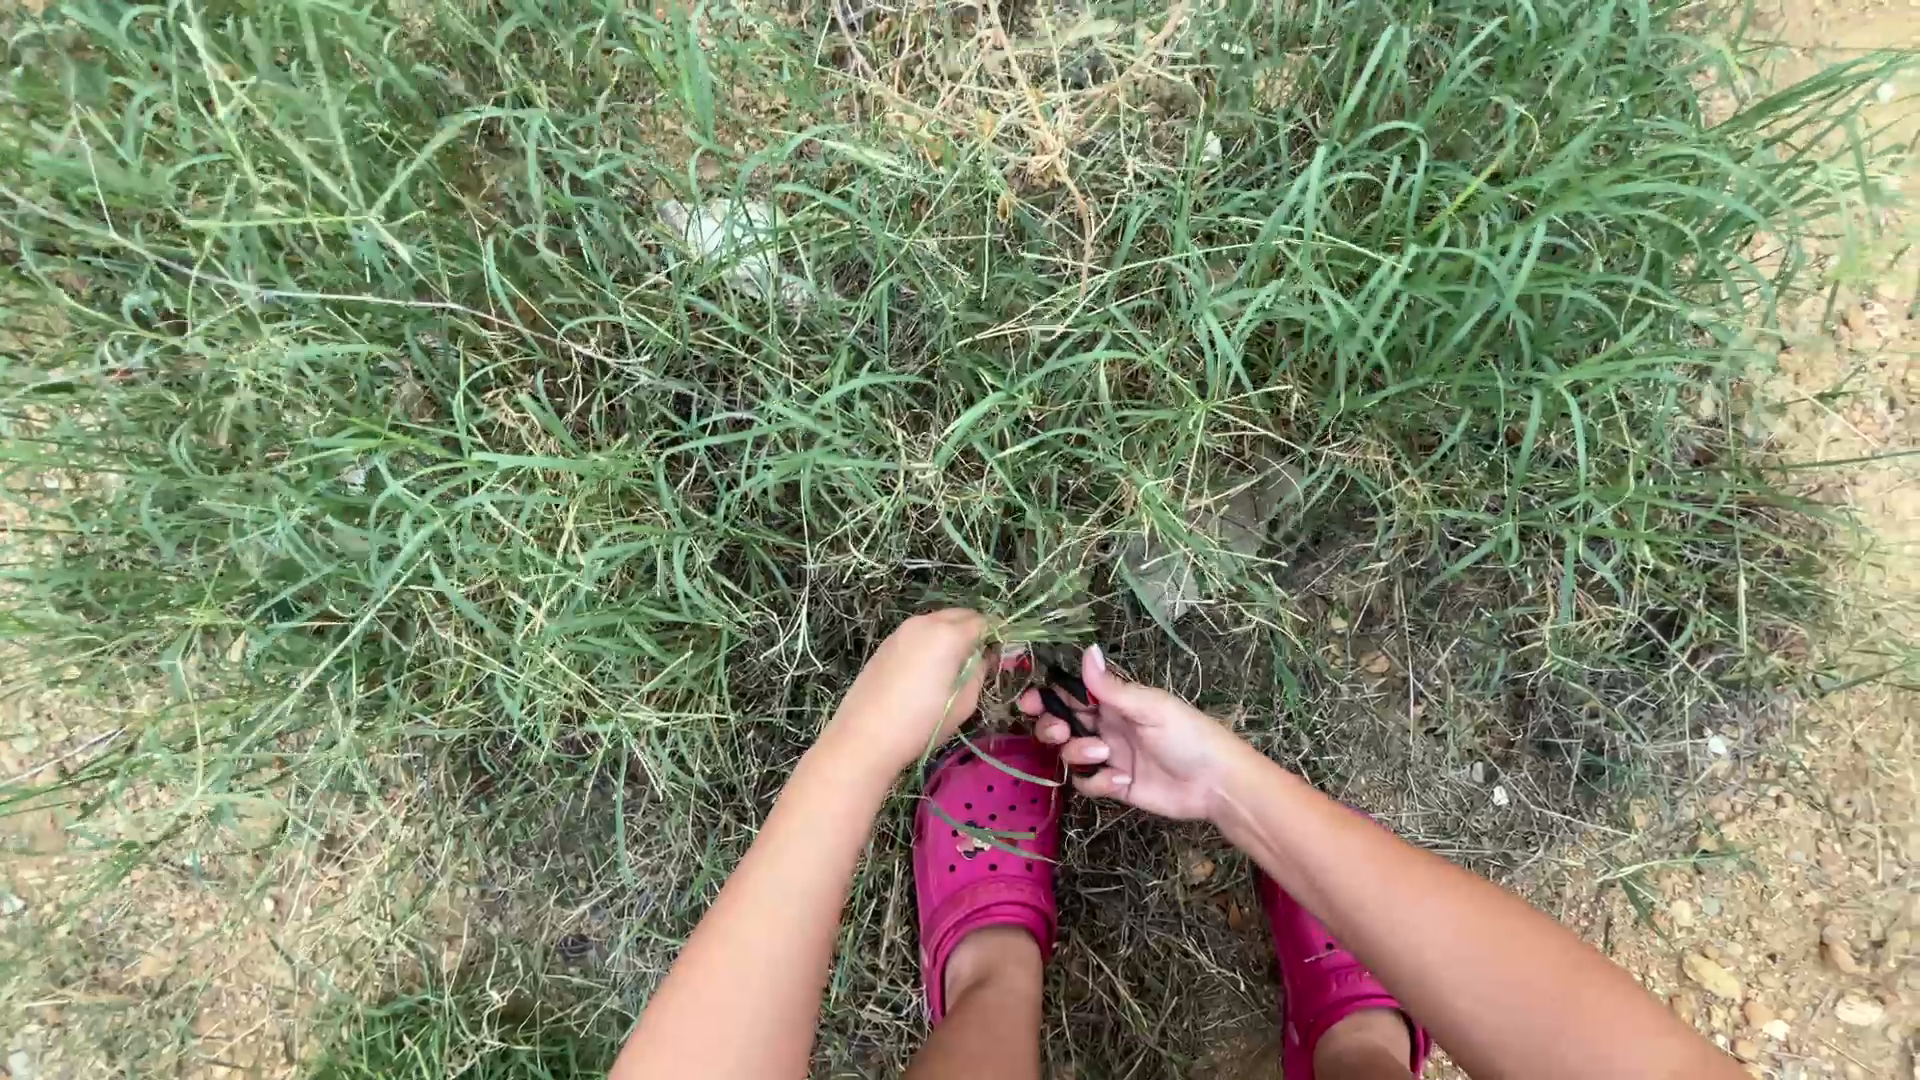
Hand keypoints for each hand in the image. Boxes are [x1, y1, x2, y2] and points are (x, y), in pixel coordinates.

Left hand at [822, 609, 993, 776]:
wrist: (866, 735)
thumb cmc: (923, 722)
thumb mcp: (965, 701)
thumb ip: (980, 670)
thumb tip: (984, 656)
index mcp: (948, 633)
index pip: (984, 622)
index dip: (996, 637)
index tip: (998, 657)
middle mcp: (925, 622)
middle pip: (960, 615)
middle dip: (974, 631)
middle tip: (979, 661)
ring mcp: (902, 630)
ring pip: (938, 622)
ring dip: (952, 634)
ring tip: (952, 667)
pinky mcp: (887, 643)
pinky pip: (919, 632)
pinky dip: (931, 641)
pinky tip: (927, 670)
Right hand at [1024, 646, 1250, 820]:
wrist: (1216, 782)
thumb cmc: (1188, 734)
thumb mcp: (1149, 707)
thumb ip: (1111, 687)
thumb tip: (1086, 650)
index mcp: (1113, 702)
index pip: (1069, 694)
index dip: (1046, 698)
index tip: (1029, 702)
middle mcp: (1106, 726)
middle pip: (1060, 724)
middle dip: (1051, 727)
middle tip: (1061, 731)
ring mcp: (1109, 757)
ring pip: (1069, 753)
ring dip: (1078, 753)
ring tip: (1104, 755)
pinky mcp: (1115, 785)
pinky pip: (1087, 783)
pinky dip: (1097, 783)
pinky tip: (1120, 781)